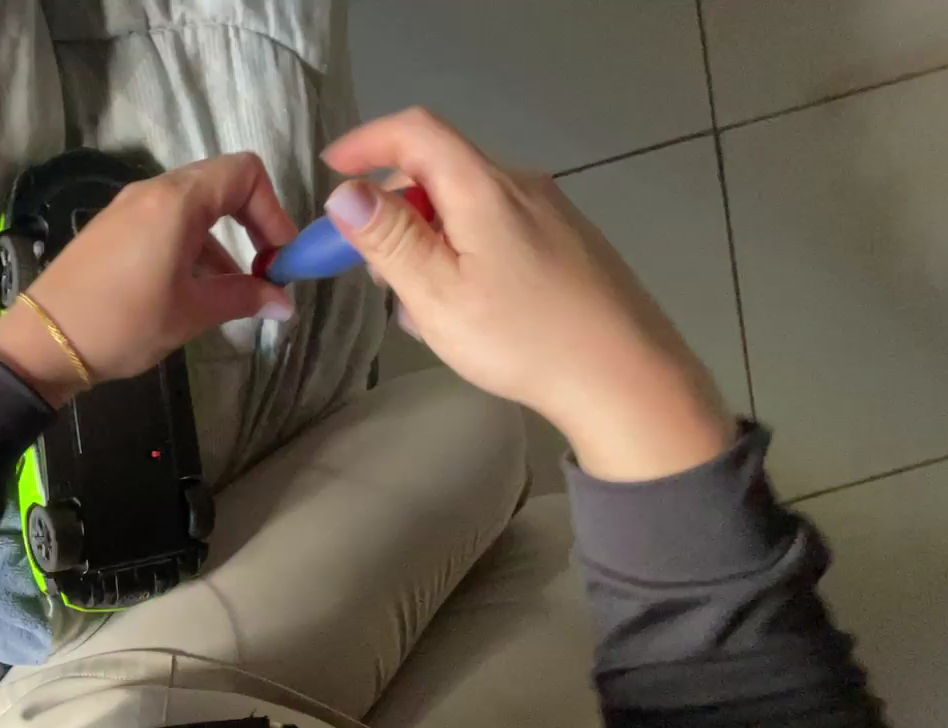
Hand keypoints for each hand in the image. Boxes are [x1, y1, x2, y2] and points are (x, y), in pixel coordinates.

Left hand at [0, 152, 297, 406]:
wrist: (44, 343)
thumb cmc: (124, 324)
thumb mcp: (191, 313)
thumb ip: (243, 298)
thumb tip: (284, 303)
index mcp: (177, 200)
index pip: (245, 174)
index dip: (273, 211)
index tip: (281, 256)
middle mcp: (151, 192)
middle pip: (218, 188)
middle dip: (249, 227)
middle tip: (262, 272)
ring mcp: (125, 210)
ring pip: (189, 213)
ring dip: (217, 246)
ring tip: (229, 295)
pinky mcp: (109, 232)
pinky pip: (161, 227)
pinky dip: (186, 250)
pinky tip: (189, 293)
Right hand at [322, 108, 733, 481]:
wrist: (621, 374)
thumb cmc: (518, 337)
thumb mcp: (437, 293)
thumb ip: (390, 239)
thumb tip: (345, 193)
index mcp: (483, 189)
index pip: (416, 132)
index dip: (366, 142)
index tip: (327, 171)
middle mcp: (517, 185)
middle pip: (437, 170)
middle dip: (388, 208)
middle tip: (365, 266)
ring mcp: (545, 211)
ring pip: (460, 204)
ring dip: (419, 236)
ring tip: (412, 298)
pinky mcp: (557, 239)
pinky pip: (487, 226)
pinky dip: (452, 249)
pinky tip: (455, 302)